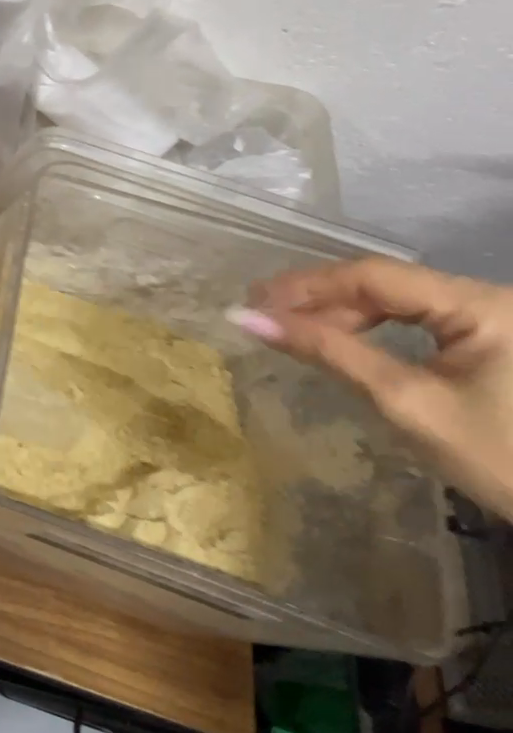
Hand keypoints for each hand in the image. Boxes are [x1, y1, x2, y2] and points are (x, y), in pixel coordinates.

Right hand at [232, 258, 512, 518]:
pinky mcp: (497, 338)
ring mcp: (498, 318)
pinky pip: (421, 317)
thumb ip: (327, 351)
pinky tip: (341, 340)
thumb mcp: (405, 401)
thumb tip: (245, 318)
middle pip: (386, 283)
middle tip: (265, 322)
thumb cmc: (501, 456)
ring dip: (342, 313)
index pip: (373, 275)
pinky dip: (375, 326)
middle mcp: (494, 299)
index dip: (305, 286)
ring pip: (399, 299)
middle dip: (320, 301)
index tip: (250, 305)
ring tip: (294, 333)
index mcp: (484, 305)